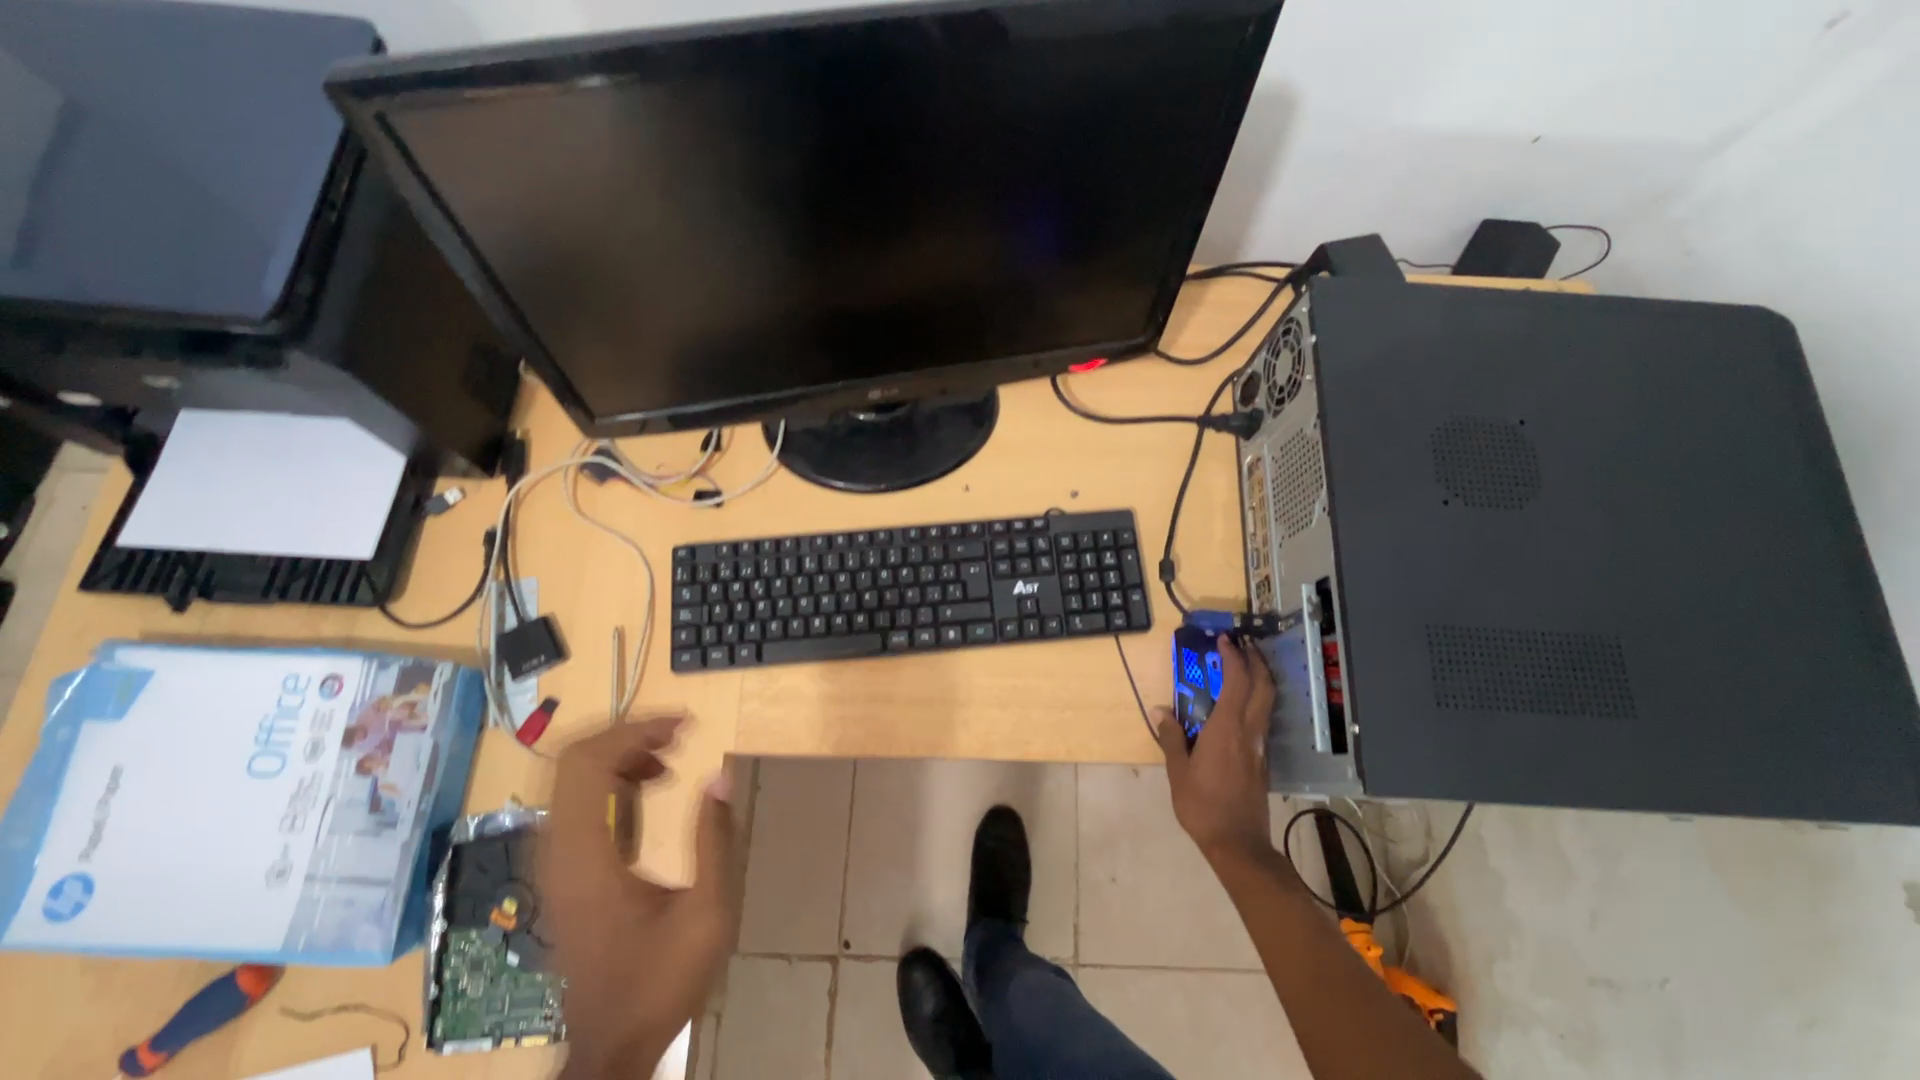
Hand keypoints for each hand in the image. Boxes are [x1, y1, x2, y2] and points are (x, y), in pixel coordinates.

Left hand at [540, 715, 739, 1078]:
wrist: (611, 1044)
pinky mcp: (562, 873)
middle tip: (678, 734)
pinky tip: (652, 787)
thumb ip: (713, 840)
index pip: (589, 763)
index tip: (685, 726)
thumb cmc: (660, 982)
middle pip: (572, 761)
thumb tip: (719, 777)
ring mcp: (554, 863)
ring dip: (618, 756)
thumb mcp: (705, 913)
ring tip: (671, 755)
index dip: (635, 731)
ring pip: (570, 780)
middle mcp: (557, 851)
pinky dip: (611, 782)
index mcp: (586, 855)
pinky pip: (577, 806)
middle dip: (626, 735)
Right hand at [1155, 635, 1277, 866]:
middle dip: (1256, 660)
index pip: (1237, 681)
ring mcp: (1259, 747)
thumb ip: (1171, 738)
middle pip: (1263, 686)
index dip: (1233, 657)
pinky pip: (1262, 720)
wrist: (1238, 843)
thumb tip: (1161, 711)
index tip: (1224, 640)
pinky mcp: (1262, 761)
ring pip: (1267, 703)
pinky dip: (1256, 702)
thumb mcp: (1178, 772)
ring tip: (1245, 667)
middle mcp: (1248, 732)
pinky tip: (1241, 707)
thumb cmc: (1202, 806)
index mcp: (1226, 729)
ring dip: (1260, 679)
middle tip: (1243, 645)